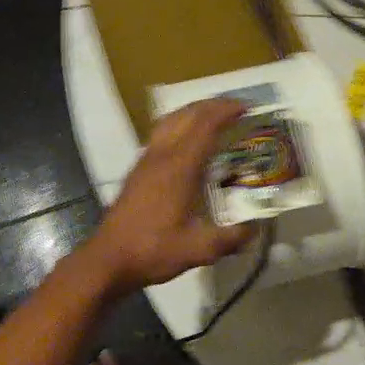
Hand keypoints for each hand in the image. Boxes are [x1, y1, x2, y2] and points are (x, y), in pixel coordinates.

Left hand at [82, 99, 256, 293]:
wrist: (109, 259)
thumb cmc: (154, 250)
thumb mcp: (200, 249)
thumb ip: (232, 238)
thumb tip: (255, 228)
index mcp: (180, 167)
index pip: (205, 125)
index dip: (226, 111)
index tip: (247, 108)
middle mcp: (161, 155)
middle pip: (187, 114)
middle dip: (213, 105)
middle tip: (236, 109)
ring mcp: (146, 160)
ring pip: (170, 120)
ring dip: (193, 112)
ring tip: (214, 118)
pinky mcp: (137, 170)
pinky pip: (161, 133)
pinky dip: (179, 125)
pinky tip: (188, 143)